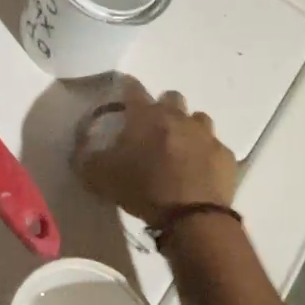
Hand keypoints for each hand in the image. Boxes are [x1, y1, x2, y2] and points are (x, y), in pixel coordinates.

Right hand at [73, 76, 236, 222]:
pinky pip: (216, 147)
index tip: (122, 92)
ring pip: (198, 118)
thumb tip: (78, 153)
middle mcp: (178, 117)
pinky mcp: (226, 156)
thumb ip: (87, 160)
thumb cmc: (143, 188)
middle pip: (171, 97)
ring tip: (179, 149)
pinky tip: (199, 171)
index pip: (133, 88)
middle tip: (152, 129)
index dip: (126, 88)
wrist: (192, 217)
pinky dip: (207, 154)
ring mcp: (206, 135)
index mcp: (145, 115)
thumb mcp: (101, 177)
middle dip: (162, 107)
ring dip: (188, 128)